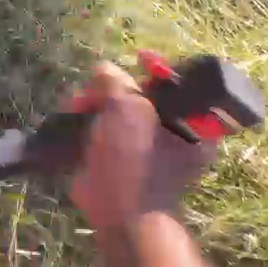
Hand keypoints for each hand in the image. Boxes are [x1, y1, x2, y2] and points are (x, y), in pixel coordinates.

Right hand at [68, 62, 215, 231]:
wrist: (118, 208)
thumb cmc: (134, 159)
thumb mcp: (127, 109)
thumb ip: (116, 81)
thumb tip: (105, 69)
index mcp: (192, 125)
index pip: (178, 86)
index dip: (156, 70)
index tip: (136, 58)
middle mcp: (174, 133)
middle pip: (140, 94)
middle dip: (110, 89)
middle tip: (92, 95)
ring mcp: (146, 145)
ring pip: (117, 108)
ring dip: (93, 103)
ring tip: (76, 108)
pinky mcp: (120, 154)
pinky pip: (104, 125)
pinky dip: (88, 119)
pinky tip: (75, 118)